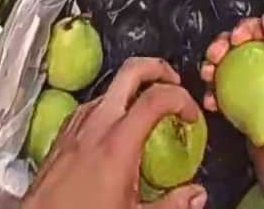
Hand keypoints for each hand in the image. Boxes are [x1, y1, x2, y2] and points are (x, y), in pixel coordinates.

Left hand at [23, 58, 206, 208]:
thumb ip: (170, 206)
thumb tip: (199, 195)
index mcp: (117, 142)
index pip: (157, 98)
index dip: (182, 100)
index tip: (192, 117)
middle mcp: (97, 121)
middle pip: (132, 70)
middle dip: (159, 69)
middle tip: (175, 86)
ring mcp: (78, 122)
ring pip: (113, 87)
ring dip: (136, 89)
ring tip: (150, 114)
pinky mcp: (64, 131)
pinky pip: (96, 105)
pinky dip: (115, 106)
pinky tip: (119, 132)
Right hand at [201, 14, 263, 208]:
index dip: (251, 28)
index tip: (236, 37)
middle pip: (248, 48)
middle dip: (227, 44)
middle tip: (215, 53)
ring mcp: (262, 99)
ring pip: (234, 69)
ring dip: (216, 65)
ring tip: (207, 73)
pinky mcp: (248, 119)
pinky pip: (227, 97)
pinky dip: (215, 93)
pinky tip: (210, 99)